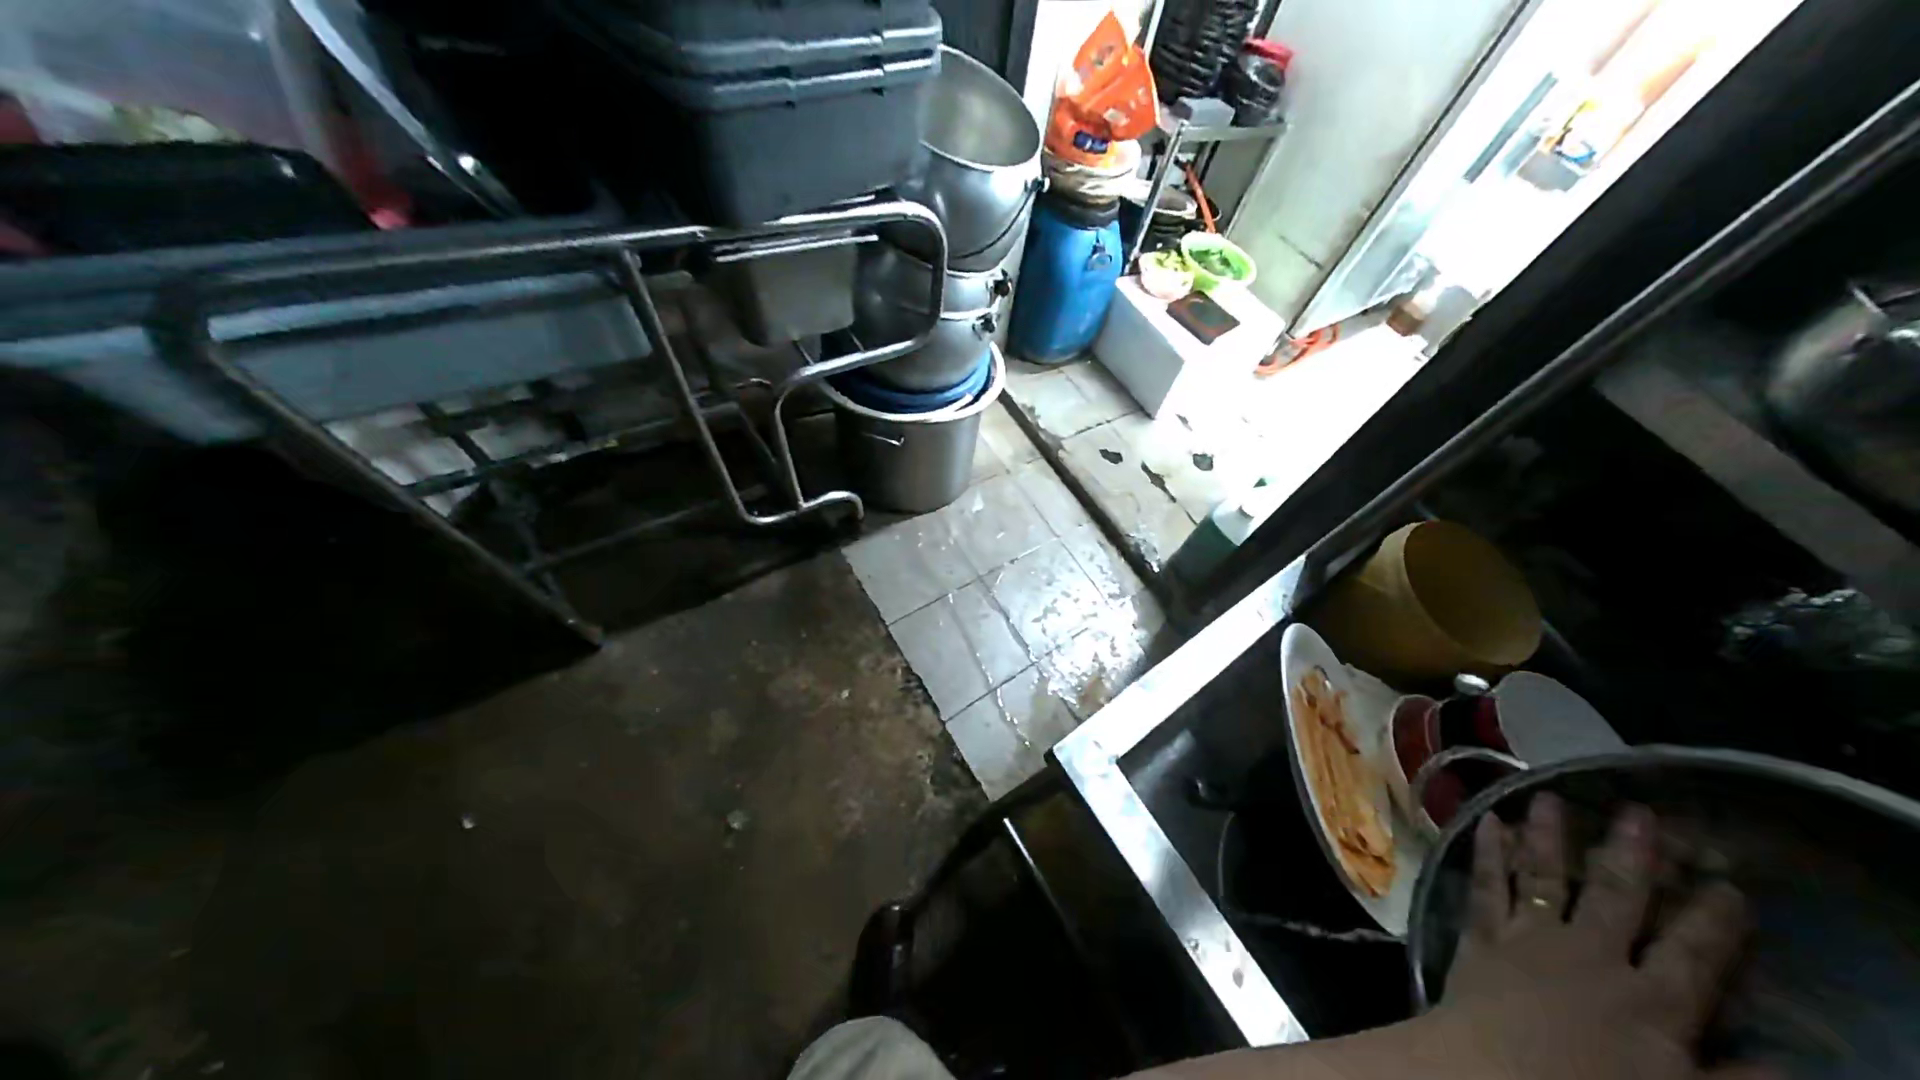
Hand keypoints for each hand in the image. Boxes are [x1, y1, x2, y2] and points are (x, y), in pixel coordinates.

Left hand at [1425, 794, 1768, 1079]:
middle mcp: (1591, 954)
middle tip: (1637, 811)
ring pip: (1542, 874)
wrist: (1492, 1079)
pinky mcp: (1480, 935)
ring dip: (1547, 835)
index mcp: (1651, 1001)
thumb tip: (1794, 1067)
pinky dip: (1486, 851)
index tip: (1730, 886)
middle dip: (1631, 853)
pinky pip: (1484, 884)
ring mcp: (1529, 937)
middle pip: (1616, 895)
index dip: (1715, 920)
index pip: (1695, 953)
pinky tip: (1486, 820)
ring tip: (1546, 796)